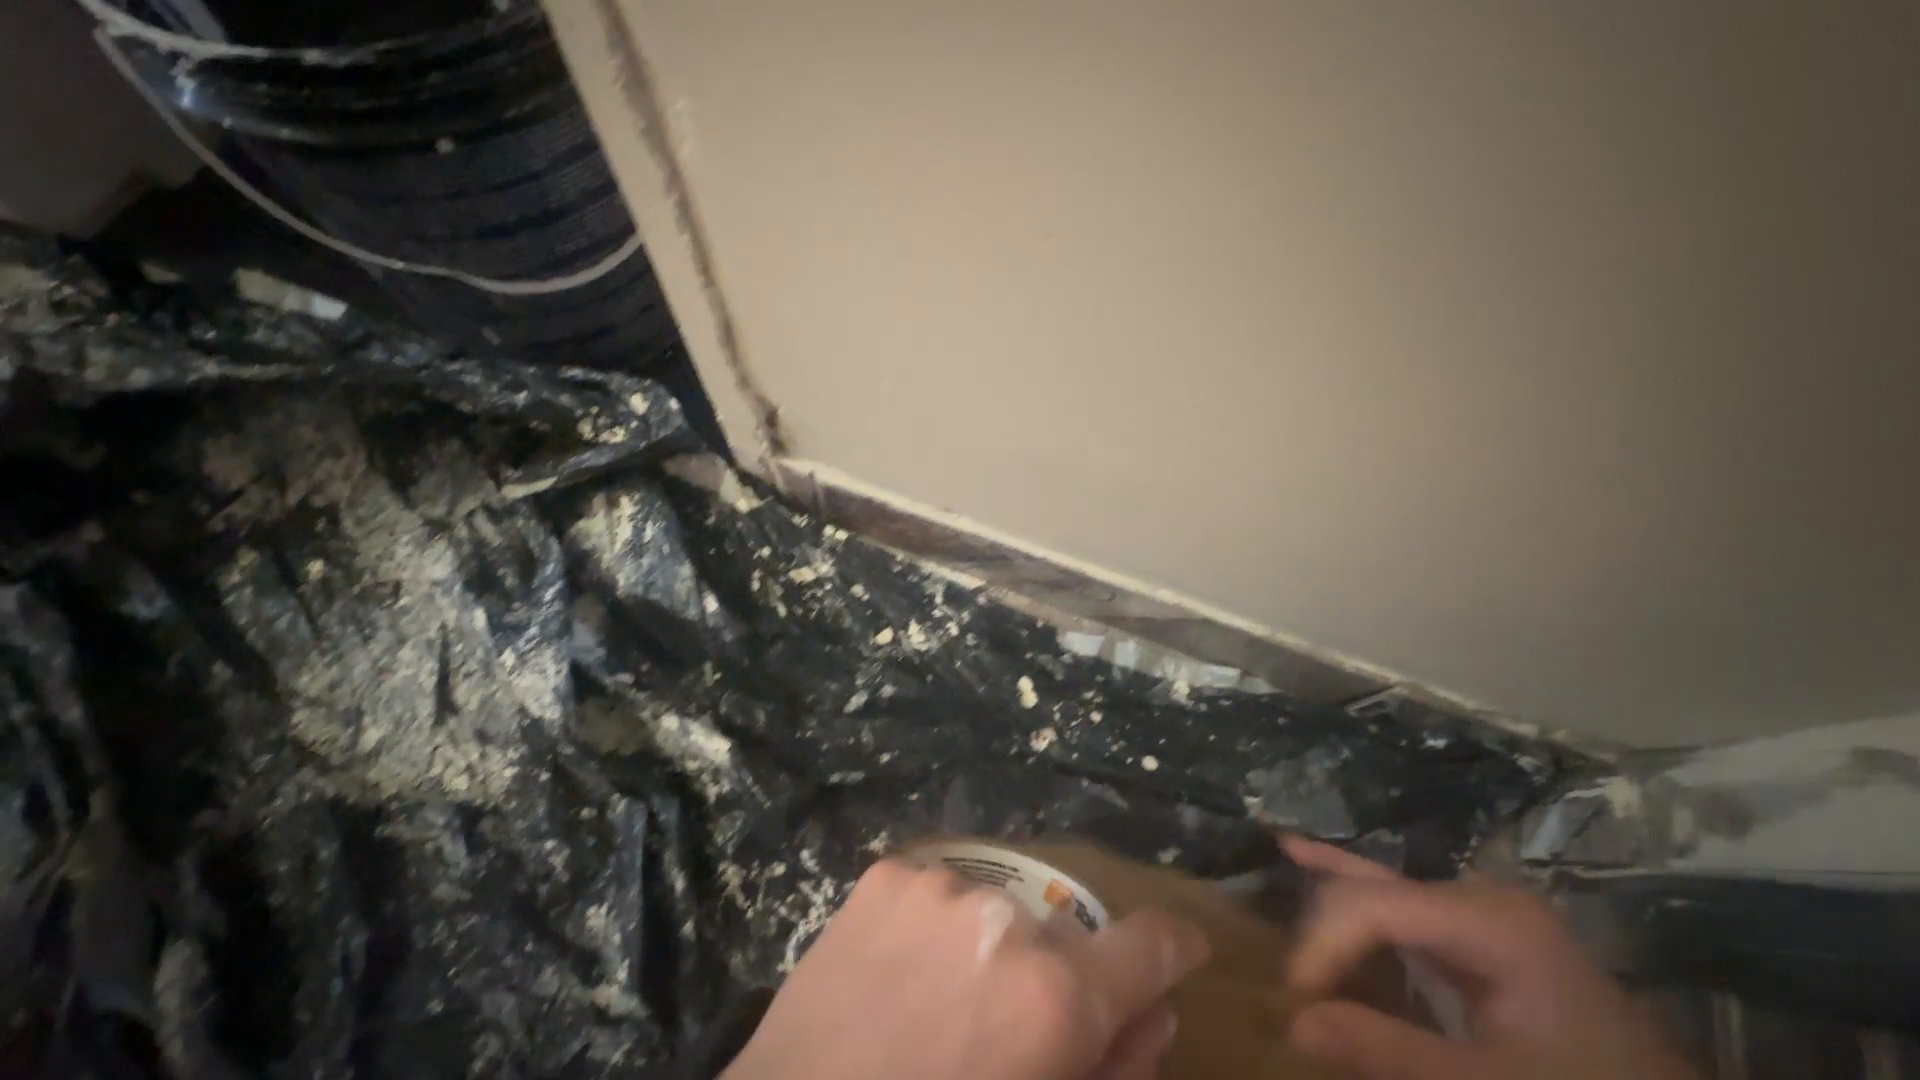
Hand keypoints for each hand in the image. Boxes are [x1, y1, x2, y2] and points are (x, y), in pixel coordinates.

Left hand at [722, 858, 1209, 1079]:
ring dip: (991, 945)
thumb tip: (1154, 1011)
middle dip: (1055, 972)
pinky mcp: (886, 873)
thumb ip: (1116, 1067)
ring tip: (943, 995)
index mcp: (1056, 995)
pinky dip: (938, 924)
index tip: (1174, 954)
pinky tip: (903, 968)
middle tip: (1004, 1022)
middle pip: (1067, 932)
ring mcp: (941, 886)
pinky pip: (941, 890)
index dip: (1173, 949)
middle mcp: (1007, 919)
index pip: (1152, 942)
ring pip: (1001, 908)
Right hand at [1281, 836, 1697, 1079]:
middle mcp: (1481, 901)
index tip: (1292, 1005)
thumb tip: (1293, 1023)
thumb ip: (1388, 1051)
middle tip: (1280, 981)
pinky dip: (1355, 902)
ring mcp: (1484, 918)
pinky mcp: (1482, 944)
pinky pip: (1402, 914)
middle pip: (1373, 890)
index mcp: (1489, 920)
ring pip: (1381, 893)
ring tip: (1271, 870)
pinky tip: (1305, 855)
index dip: (1321, 947)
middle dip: (1319, 926)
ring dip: (1327, 904)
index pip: (1372, 906)